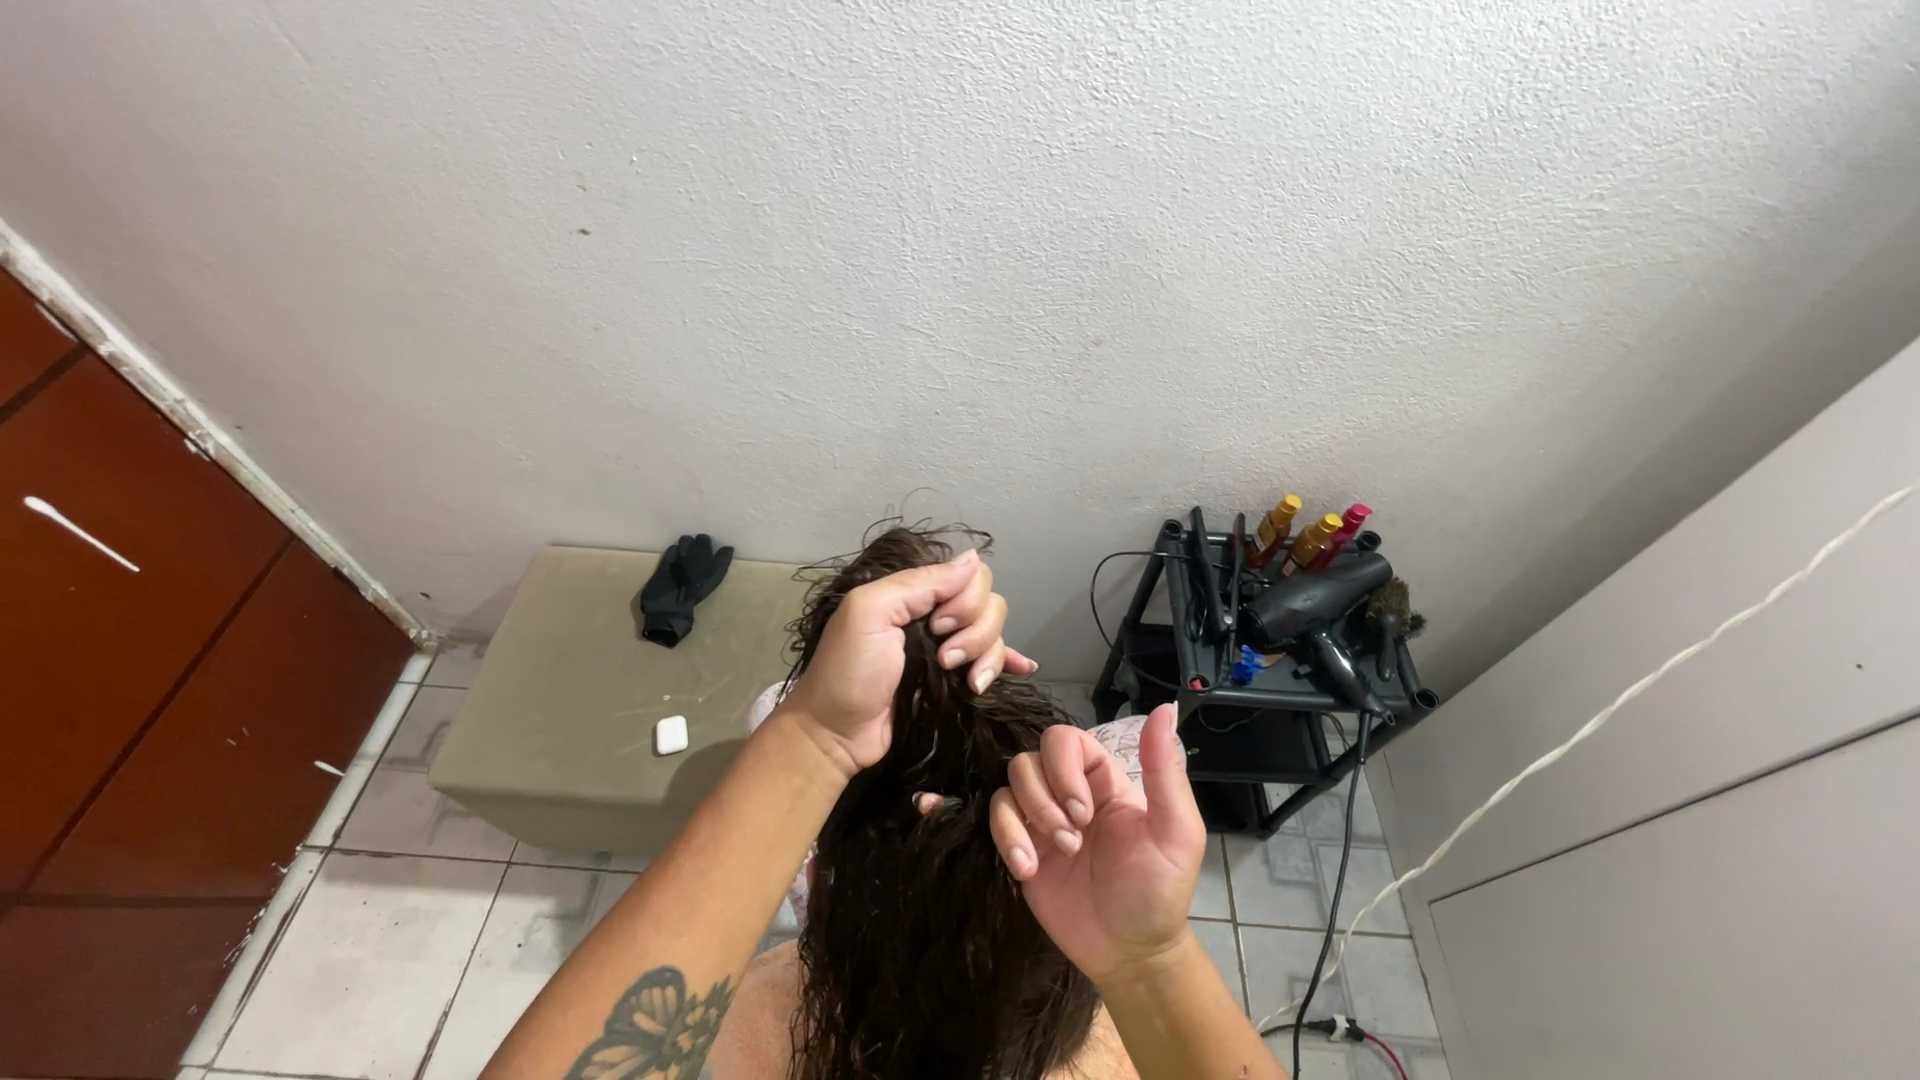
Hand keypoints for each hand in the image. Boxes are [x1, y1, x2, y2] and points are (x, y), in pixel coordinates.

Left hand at [776, 548, 1037, 776]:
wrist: (836, 734)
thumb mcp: (871, 612)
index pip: (968, 576)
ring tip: (962, 679)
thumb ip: (920, 583)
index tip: (938, 625)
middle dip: (974, 632)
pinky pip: (995, 661)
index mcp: (913, 594)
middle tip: (943, 656)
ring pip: (995, 635)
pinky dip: (1009, 662)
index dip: (964, 599)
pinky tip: (1023, 669)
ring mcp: (948, 649)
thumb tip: (973, 558)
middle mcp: (935, 615)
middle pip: (989, 604)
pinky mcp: (955, 681)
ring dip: (985, 656)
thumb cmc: (848, 671)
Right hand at [988, 704, 1207, 983]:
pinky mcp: (1021, 847)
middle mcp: (1068, 791)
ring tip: (1059, 853)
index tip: (1083, 811)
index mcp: (1103, 779)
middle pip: (1030, 759)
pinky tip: (1028, 869)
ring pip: (1009, 783)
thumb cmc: (1159, 890)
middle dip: (1044, 797)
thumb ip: (1165, 772)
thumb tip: (1164, 709)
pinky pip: (996, 819)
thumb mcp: (1176, 832)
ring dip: (1028, 817)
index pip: (1065, 740)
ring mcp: (1040, 819)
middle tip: (1073, 838)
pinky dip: (1007, 839)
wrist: (1130, 953)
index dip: (1063, 767)